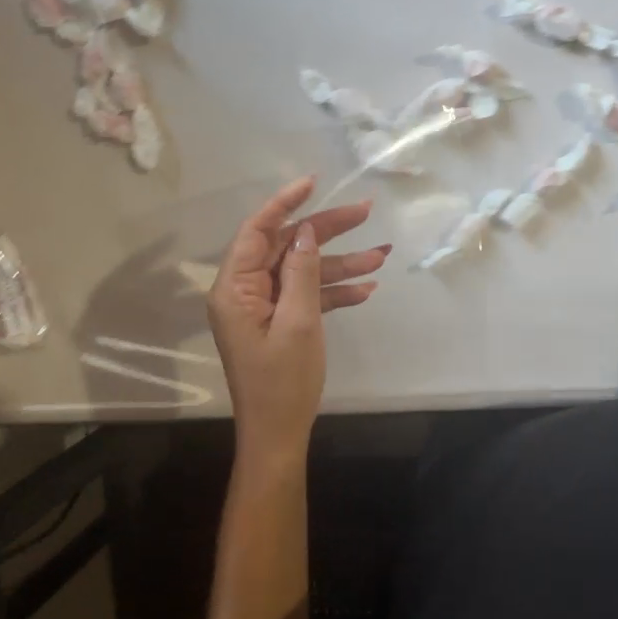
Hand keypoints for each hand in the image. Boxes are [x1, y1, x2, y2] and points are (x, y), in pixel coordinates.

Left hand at [207, 177, 387, 459]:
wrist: (277, 435)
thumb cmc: (283, 383)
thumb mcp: (299, 324)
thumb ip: (302, 274)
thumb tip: (306, 233)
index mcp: (235, 289)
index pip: (258, 231)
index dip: (285, 204)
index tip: (314, 183)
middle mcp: (244, 292)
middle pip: (286, 247)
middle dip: (327, 232)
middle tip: (366, 213)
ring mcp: (262, 309)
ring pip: (302, 271)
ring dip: (340, 265)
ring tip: (382, 256)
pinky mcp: (279, 324)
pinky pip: (306, 296)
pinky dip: (334, 292)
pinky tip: (366, 290)